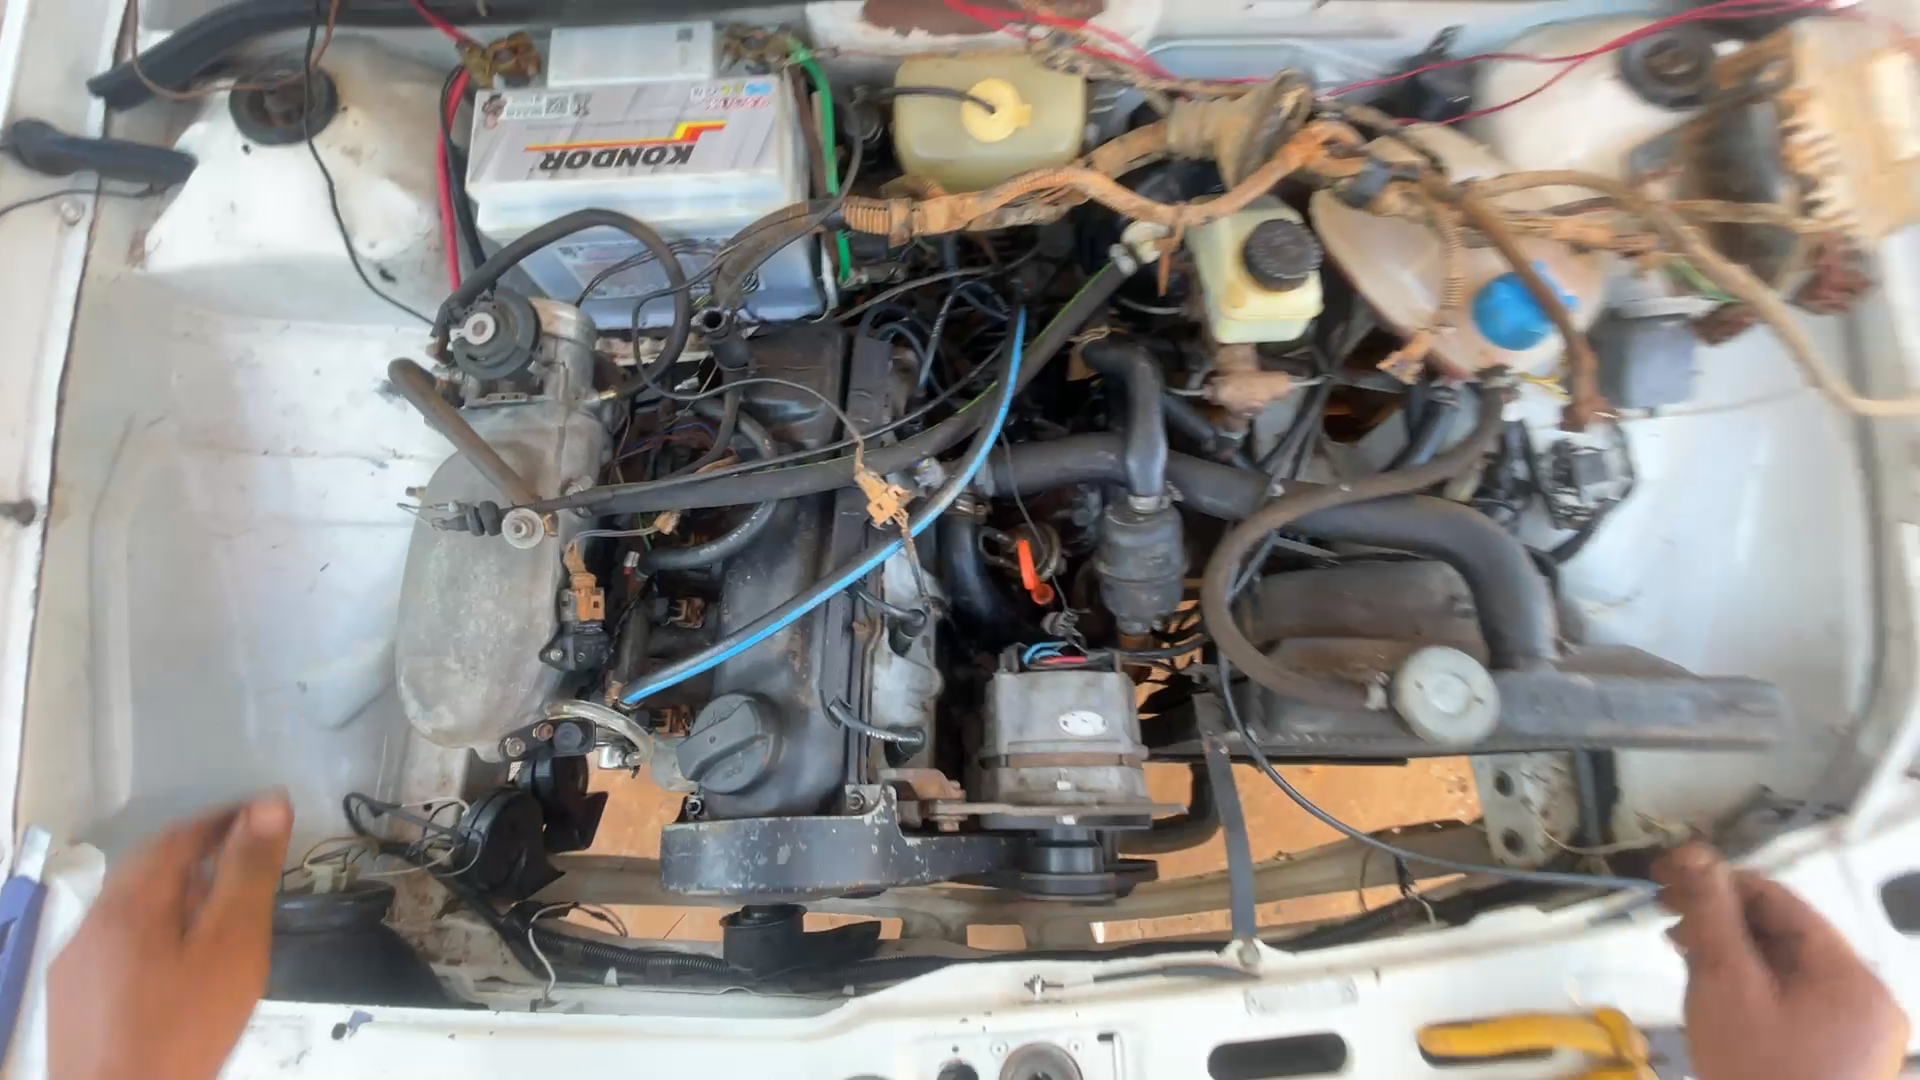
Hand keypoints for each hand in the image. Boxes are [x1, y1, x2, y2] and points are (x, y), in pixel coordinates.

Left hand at [49, 795, 292, 1079]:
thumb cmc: (190, 1016)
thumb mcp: (234, 937)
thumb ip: (249, 869)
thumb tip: (269, 804)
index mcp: (128, 907)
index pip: (178, 838)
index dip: (226, 817)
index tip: (271, 813)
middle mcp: (90, 927)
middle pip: (151, 869)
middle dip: (206, 850)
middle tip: (259, 851)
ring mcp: (77, 965)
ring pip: (136, 904)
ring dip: (186, 886)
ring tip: (234, 898)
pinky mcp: (78, 996)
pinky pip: (125, 936)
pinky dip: (166, 919)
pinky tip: (194, 947)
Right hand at [1655, 843, 1908, 1079]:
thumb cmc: (1755, 1060)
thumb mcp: (1726, 978)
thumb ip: (1713, 912)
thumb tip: (1695, 853)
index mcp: (1849, 977)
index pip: (1779, 900)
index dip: (1718, 877)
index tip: (1662, 873)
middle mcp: (1859, 992)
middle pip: (1779, 925)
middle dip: (1716, 909)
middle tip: (1661, 904)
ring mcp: (1845, 1017)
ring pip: (1774, 951)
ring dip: (1721, 936)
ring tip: (1676, 940)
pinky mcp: (1824, 1034)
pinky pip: (1778, 980)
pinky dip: (1736, 965)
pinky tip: (1702, 968)